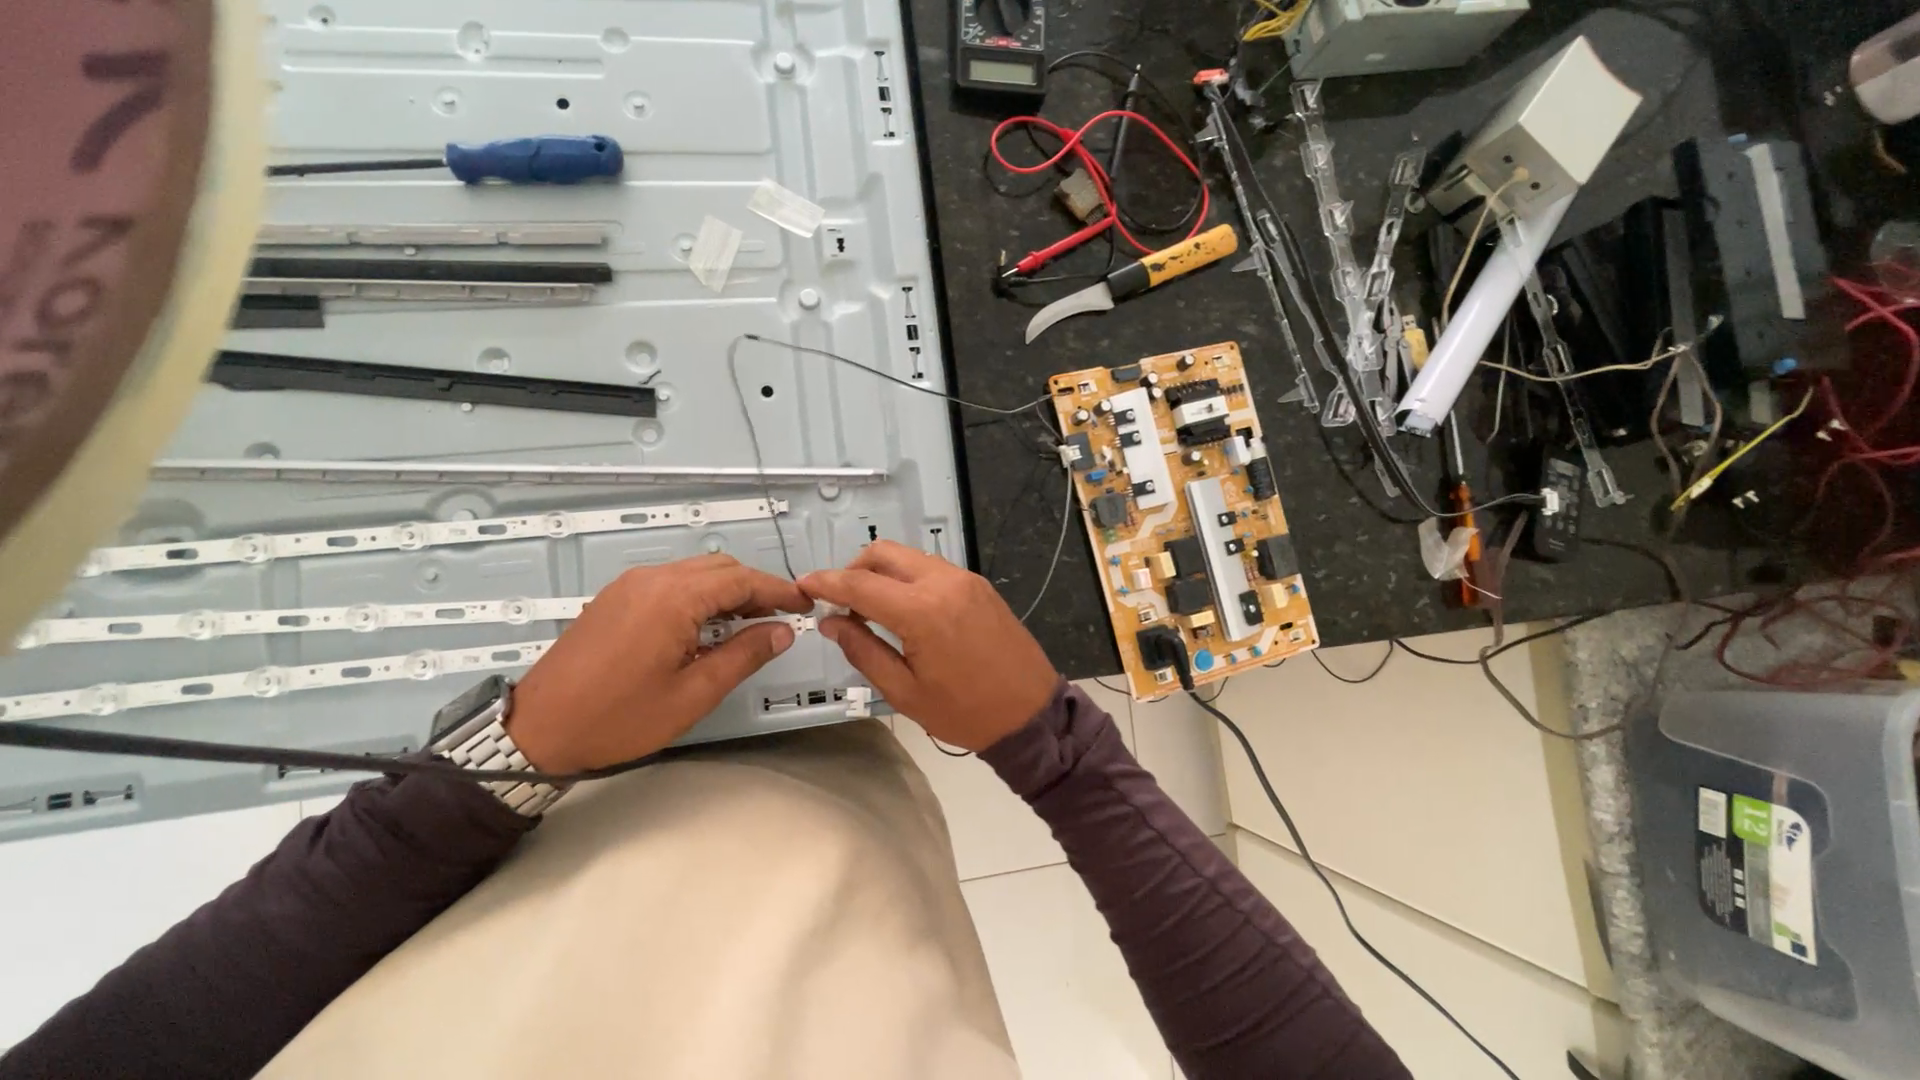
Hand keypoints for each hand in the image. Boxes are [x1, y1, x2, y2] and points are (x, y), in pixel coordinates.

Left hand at [506, 555, 810, 772]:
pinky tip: (707, 626)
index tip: (804, 605)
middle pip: (719, 568)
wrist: (539, 728)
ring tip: (749, 624)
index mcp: (674, 598)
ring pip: (694, 572)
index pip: (741, 580)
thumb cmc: (619, 718)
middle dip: (755, 588)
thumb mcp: (692, 694)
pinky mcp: (615, 598)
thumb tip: (781, 631)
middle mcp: (652, 579)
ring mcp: (629, 585)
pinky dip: (699, 595)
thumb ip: (743, 656)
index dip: (778, 590)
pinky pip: (670, 582)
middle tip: (780, 619)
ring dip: (727, 590)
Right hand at [800, 541, 1058, 751]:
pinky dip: (908, 578)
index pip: (859, 584)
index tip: (803, 586)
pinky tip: (904, 609)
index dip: (825, 583)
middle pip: (883, 554)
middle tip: (839, 602)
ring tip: (870, 610)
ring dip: (882, 572)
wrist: (1031, 715)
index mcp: (921, 611)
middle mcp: (943, 582)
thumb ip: (862, 650)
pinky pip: (932, 569)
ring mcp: (965, 580)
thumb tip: (832, 622)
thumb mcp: (904, 691)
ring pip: (909, 557)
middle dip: (853, 569)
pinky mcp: (979, 585)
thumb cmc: (965, 712)